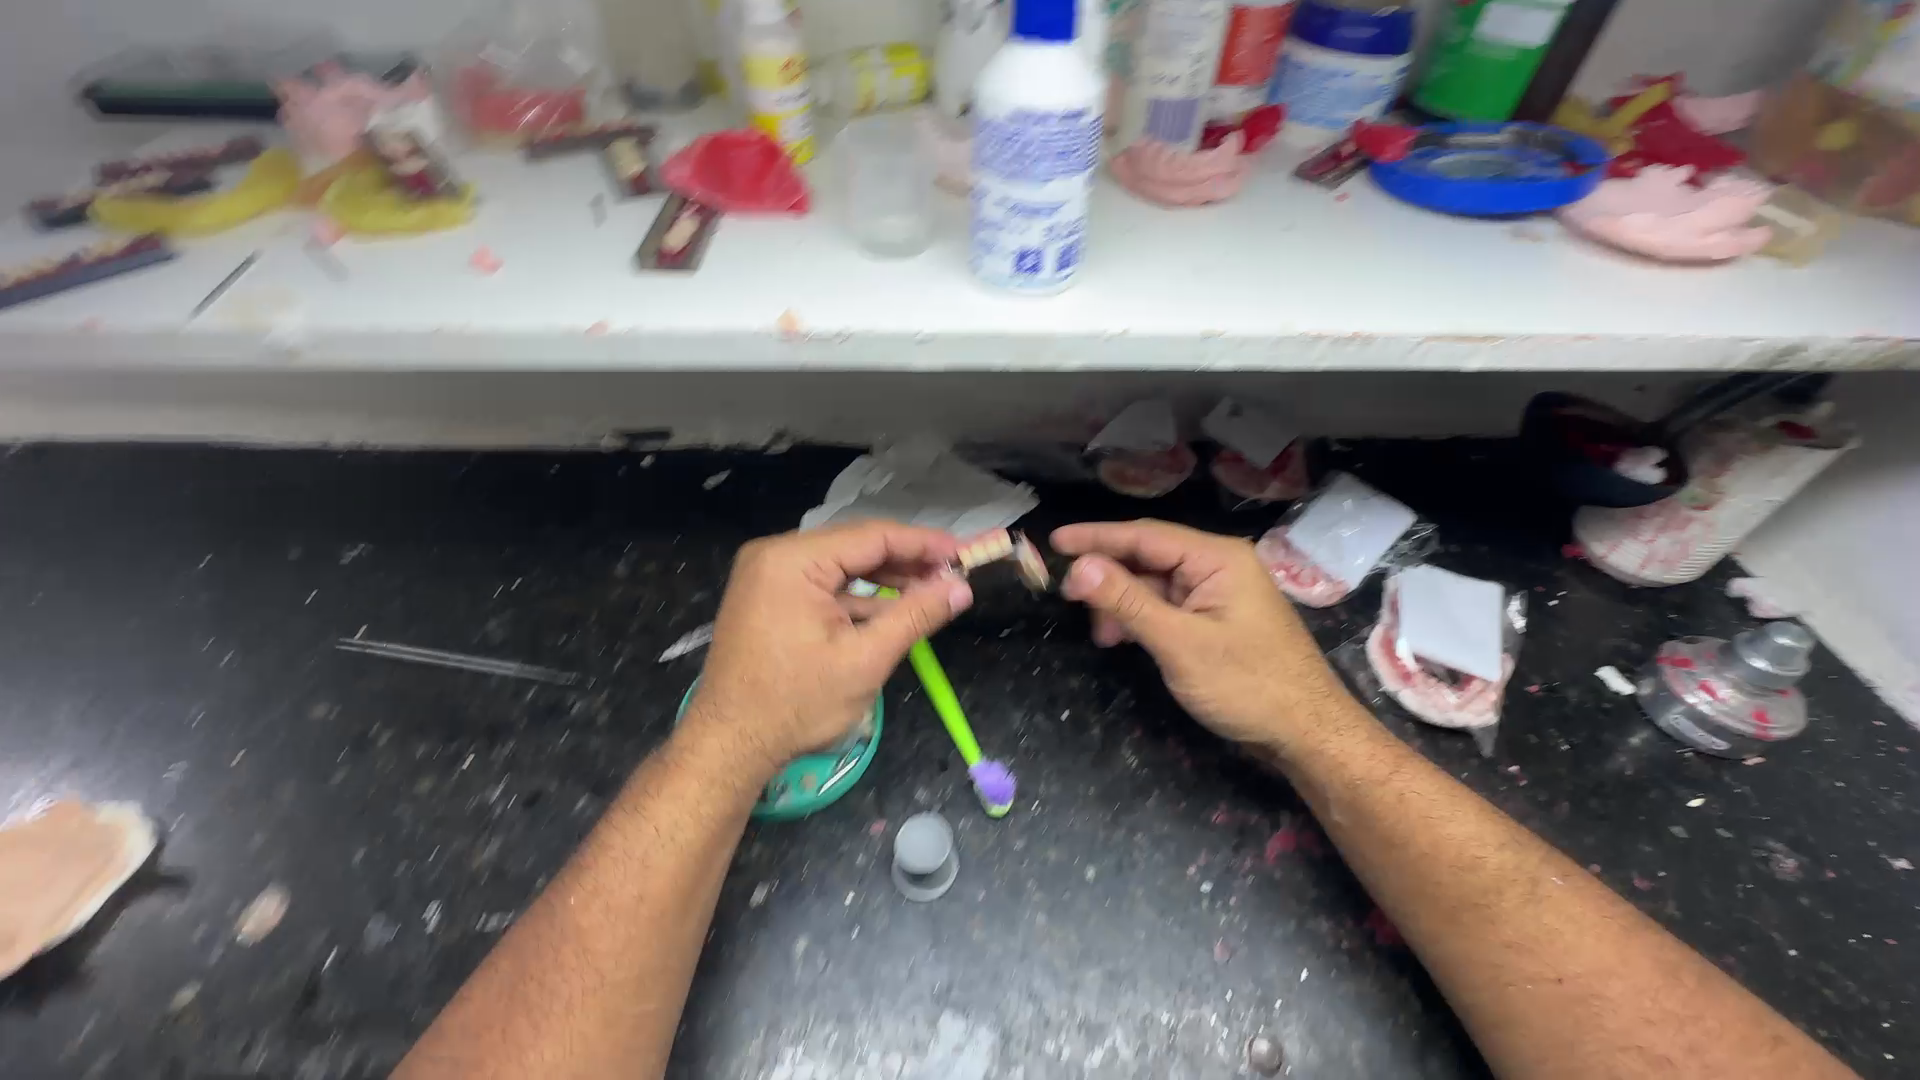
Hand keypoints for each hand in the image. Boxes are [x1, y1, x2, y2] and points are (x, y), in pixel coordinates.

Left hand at [684, 521, 972, 775]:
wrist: (728, 745)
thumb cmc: (796, 704)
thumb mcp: (865, 659)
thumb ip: (916, 615)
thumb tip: (961, 587)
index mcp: (793, 560)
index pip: (872, 536)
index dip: (923, 543)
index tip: (964, 552)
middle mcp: (775, 555)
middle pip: (855, 546)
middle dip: (906, 562)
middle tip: (953, 575)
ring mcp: (766, 576)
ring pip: (840, 566)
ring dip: (884, 580)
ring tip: (931, 592)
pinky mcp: (767, 598)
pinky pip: (821, 585)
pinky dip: (856, 597)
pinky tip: (891, 611)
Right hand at [1051, 520, 1365, 754]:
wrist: (1307, 734)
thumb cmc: (1247, 686)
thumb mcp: (1178, 643)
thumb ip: (1127, 601)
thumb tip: (1079, 567)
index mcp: (1217, 558)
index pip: (1144, 535)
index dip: (1096, 537)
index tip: (1054, 541)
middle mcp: (1217, 566)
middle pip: (1147, 558)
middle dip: (1107, 578)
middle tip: (1069, 599)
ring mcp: (1218, 594)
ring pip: (1154, 585)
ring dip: (1122, 605)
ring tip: (1101, 635)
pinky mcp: (1215, 620)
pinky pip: (1167, 607)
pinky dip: (1141, 620)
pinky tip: (1123, 639)